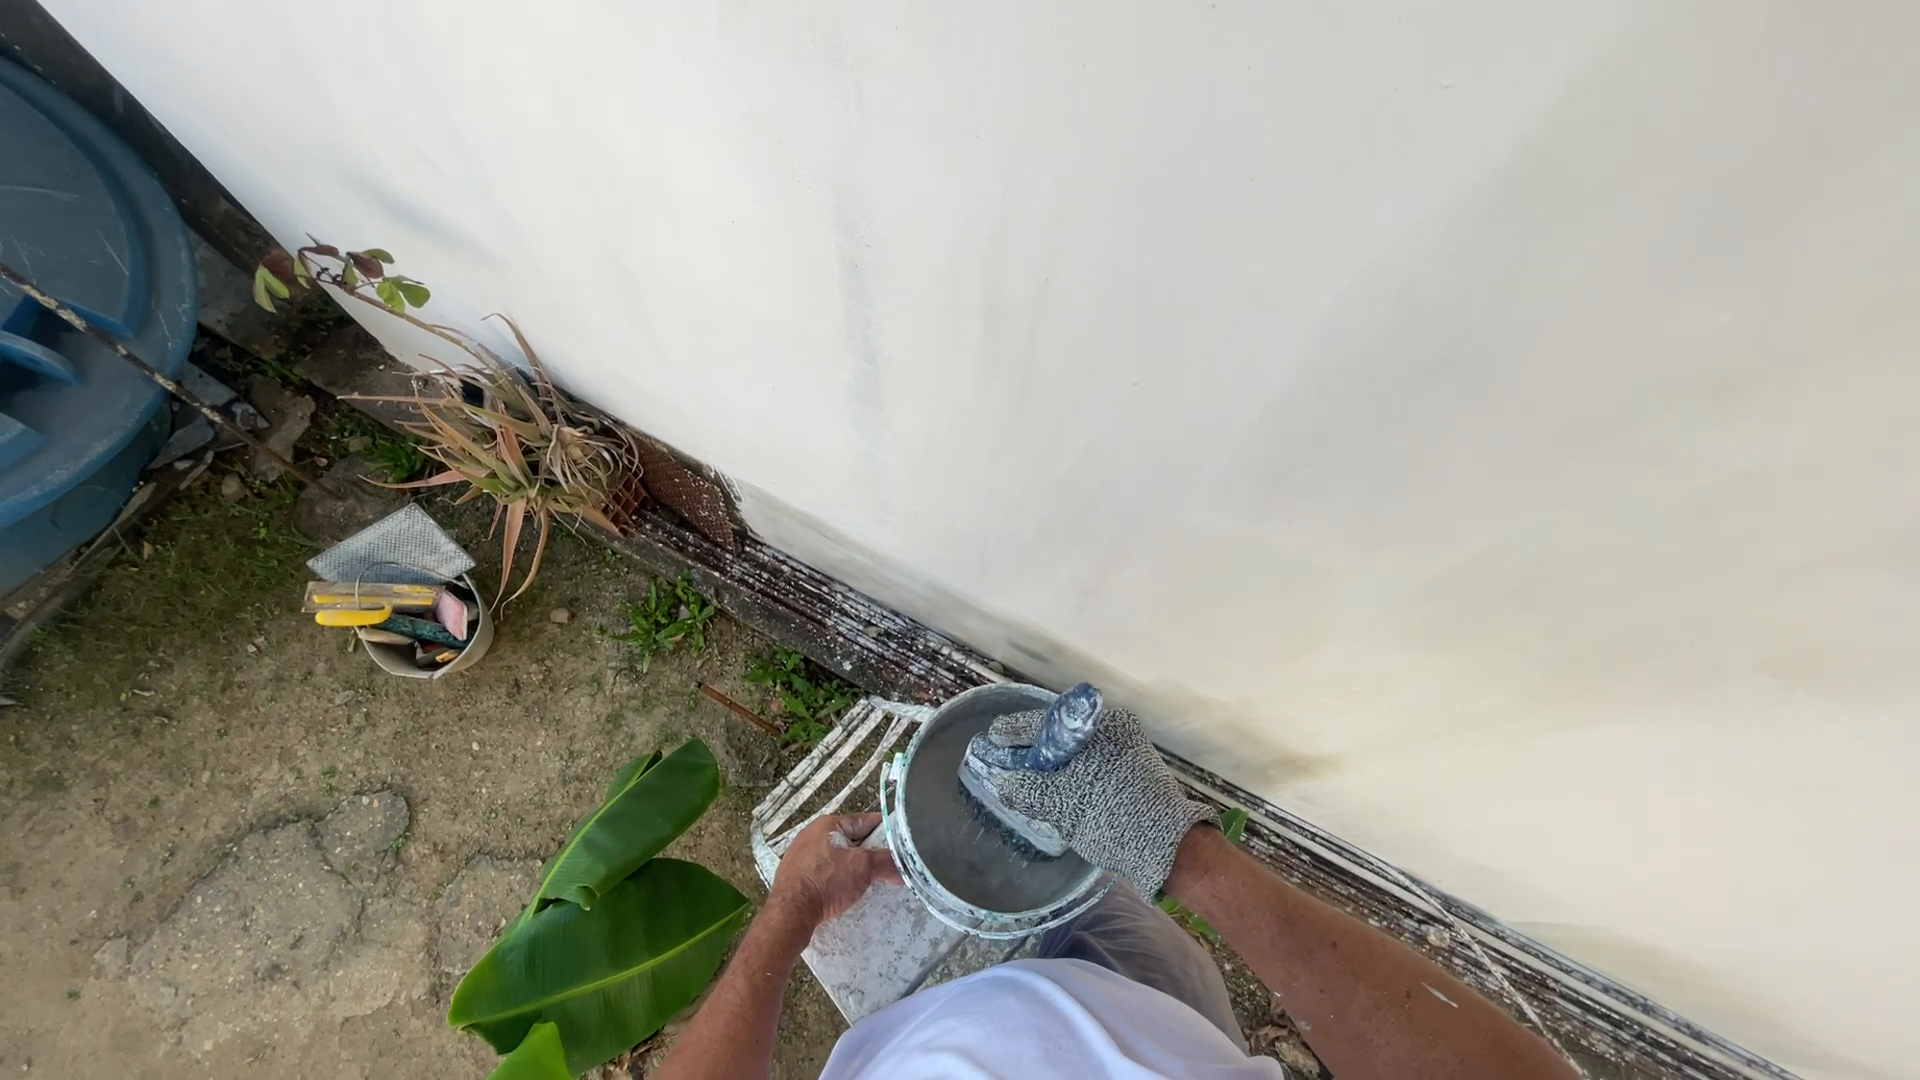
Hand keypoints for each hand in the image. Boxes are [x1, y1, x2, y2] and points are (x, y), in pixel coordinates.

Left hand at [769, 813, 902, 929]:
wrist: (790, 914)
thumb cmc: (825, 883)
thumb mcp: (864, 868)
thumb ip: (887, 862)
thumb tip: (903, 867)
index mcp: (829, 824)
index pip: (865, 821)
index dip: (885, 830)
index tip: (900, 841)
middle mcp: (813, 835)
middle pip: (852, 840)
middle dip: (869, 854)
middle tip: (887, 866)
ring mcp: (801, 856)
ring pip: (838, 858)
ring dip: (853, 869)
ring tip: (869, 882)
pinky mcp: (796, 876)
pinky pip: (824, 873)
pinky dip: (837, 880)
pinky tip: (845, 893)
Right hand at [963, 707, 1214, 895]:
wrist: (1169, 848)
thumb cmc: (1112, 816)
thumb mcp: (1061, 804)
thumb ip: (1027, 789)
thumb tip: (1005, 784)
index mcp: (1098, 727)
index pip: (1045, 722)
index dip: (1015, 730)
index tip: (994, 737)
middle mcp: (1114, 728)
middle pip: (1061, 733)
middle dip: (1034, 746)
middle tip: (1008, 756)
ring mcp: (1127, 748)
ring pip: (1078, 747)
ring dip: (1053, 759)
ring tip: (1027, 773)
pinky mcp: (1134, 768)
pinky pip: (1092, 760)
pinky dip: (1072, 769)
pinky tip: (1056, 784)